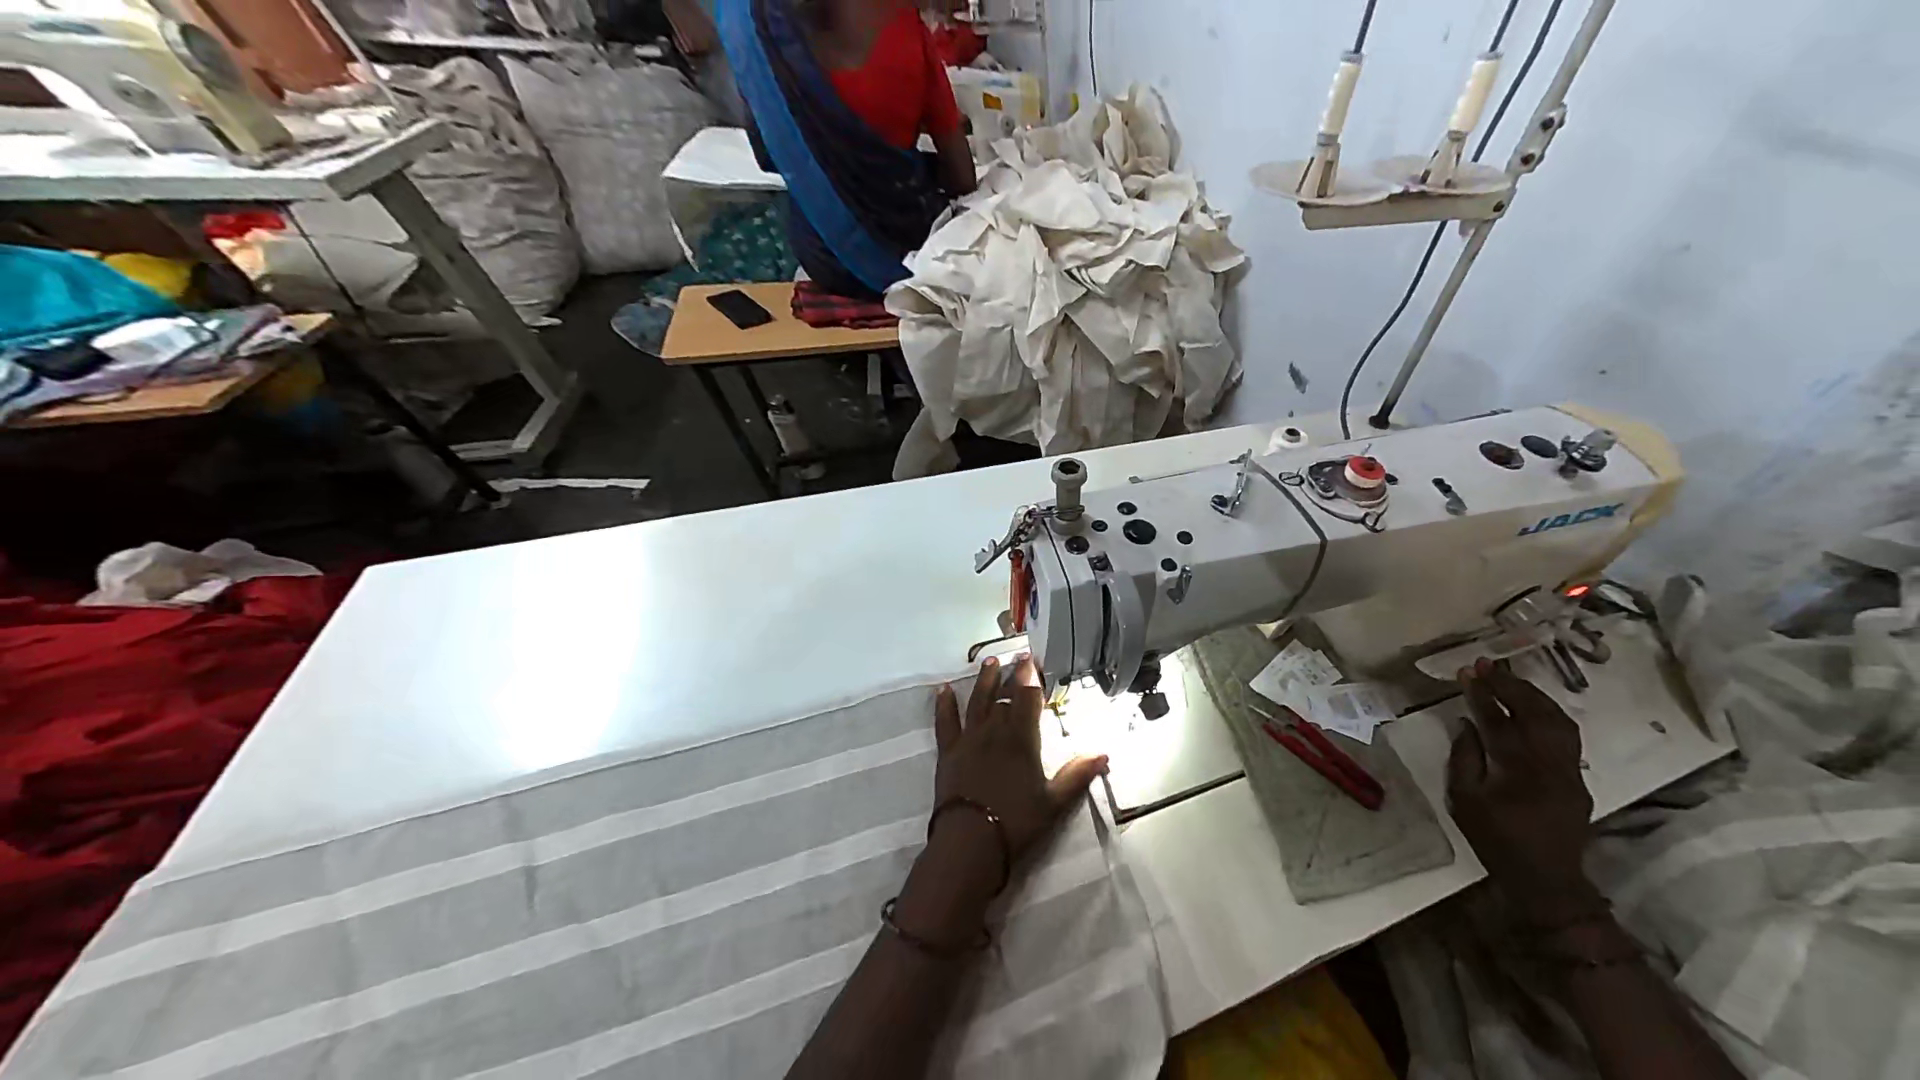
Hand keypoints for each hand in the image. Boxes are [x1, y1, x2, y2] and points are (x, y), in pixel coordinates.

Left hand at [894, 656, 1105, 944]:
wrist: (970, 841)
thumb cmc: (1017, 822)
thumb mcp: (1054, 803)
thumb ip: (1077, 776)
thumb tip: (1103, 754)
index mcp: (1022, 740)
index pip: (1028, 699)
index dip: (1030, 677)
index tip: (1032, 660)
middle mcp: (995, 731)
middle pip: (1004, 697)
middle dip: (1012, 676)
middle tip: (1016, 656)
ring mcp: (969, 739)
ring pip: (977, 702)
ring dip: (984, 681)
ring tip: (989, 662)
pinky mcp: (948, 752)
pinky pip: (945, 722)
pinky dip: (944, 705)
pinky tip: (943, 690)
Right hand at [1447, 658, 1601, 922]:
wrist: (1546, 878)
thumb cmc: (1495, 838)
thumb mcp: (1463, 799)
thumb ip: (1464, 757)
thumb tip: (1467, 723)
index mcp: (1517, 769)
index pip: (1498, 721)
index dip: (1482, 694)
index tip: (1467, 672)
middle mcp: (1550, 764)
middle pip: (1535, 713)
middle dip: (1511, 685)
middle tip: (1488, 664)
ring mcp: (1570, 770)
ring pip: (1559, 721)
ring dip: (1533, 695)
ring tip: (1510, 678)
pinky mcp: (1577, 778)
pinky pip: (1567, 735)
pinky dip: (1548, 713)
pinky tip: (1533, 706)